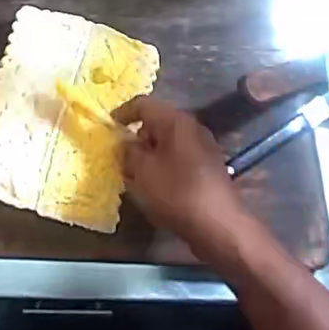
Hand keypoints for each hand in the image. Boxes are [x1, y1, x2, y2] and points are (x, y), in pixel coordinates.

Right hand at [119, 98, 261, 265]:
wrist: (220, 225)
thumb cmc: (177, 192)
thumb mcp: (142, 171)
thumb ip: (128, 151)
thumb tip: (126, 142)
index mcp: (175, 120)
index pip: (143, 104)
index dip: (122, 113)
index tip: (108, 127)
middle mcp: (192, 127)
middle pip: (157, 122)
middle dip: (137, 137)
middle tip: (122, 157)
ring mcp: (204, 147)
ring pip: (168, 142)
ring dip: (151, 154)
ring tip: (137, 176)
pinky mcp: (209, 167)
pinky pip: (179, 157)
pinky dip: (165, 165)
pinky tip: (159, 187)